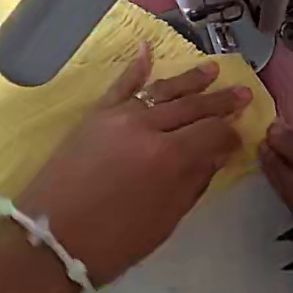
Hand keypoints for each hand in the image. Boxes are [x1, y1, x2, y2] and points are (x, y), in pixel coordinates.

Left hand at [18, 45, 250, 286]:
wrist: (49, 241)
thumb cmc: (113, 242)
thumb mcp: (165, 220)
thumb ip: (194, 181)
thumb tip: (217, 154)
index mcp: (169, 157)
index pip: (213, 133)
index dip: (231, 134)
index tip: (241, 136)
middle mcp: (147, 126)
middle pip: (192, 106)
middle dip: (220, 101)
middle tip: (243, 93)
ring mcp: (118, 116)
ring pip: (162, 90)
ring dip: (190, 80)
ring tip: (213, 70)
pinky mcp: (95, 115)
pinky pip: (121, 85)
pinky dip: (136, 67)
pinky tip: (148, 50)